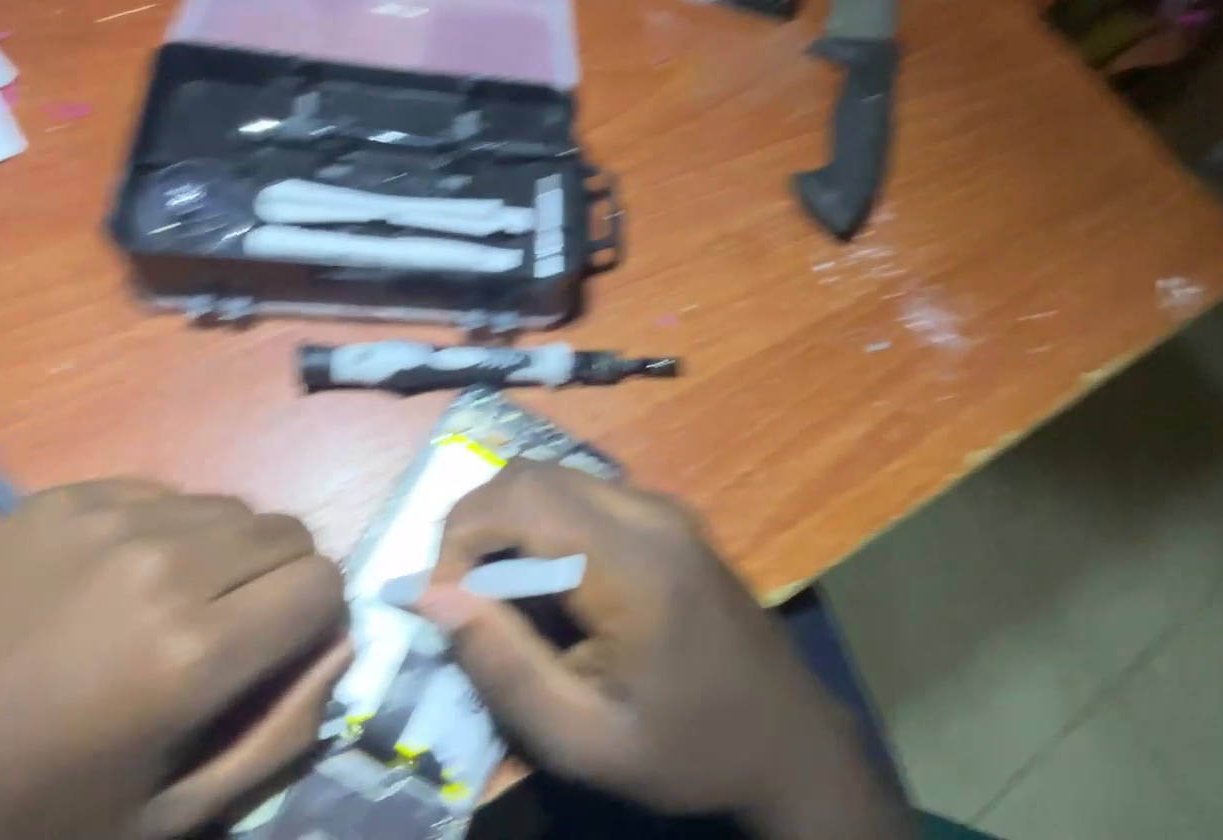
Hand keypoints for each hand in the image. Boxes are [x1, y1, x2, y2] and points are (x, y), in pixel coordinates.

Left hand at [0, 480, 348, 839]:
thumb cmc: (18, 825)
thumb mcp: (170, 818)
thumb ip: (282, 731)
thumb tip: (340, 648)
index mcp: (193, 652)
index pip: (326, 585)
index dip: (317, 624)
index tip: (281, 657)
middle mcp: (164, 562)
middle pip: (289, 534)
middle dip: (282, 584)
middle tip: (230, 637)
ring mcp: (105, 518)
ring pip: (233, 508)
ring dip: (230, 555)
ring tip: (170, 609)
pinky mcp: (57, 499)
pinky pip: (165, 495)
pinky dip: (170, 532)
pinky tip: (113, 585)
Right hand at [413, 463, 910, 839]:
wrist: (789, 736)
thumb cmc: (688, 747)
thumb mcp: (583, 739)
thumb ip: (504, 665)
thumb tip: (434, 596)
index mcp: (635, 563)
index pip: (520, 500)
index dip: (459, 538)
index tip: (444, 604)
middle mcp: (650, 512)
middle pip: (532, 475)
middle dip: (476, 526)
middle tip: (463, 598)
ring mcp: (664, 506)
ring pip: (554, 478)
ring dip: (508, 523)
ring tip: (502, 598)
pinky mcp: (668, 515)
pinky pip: (584, 494)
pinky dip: (543, 525)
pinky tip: (550, 587)